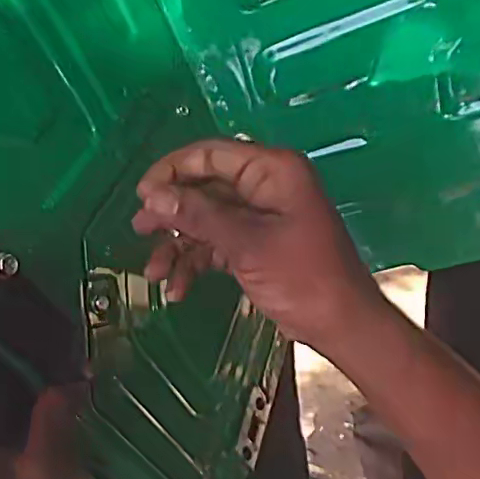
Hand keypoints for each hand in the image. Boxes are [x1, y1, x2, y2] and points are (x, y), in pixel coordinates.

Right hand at [130, 138, 391, 354]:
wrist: (340, 324)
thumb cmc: (303, 277)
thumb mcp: (247, 244)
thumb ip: (199, 216)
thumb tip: (152, 196)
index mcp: (271, 171)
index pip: (211, 154)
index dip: (172, 170)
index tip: (142, 194)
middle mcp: (263, 187)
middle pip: (203, 188)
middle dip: (171, 213)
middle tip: (139, 229)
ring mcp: (258, 217)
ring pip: (204, 220)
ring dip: (178, 246)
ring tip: (153, 272)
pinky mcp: (253, 245)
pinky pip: (214, 245)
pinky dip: (195, 264)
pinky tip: (177, 289)